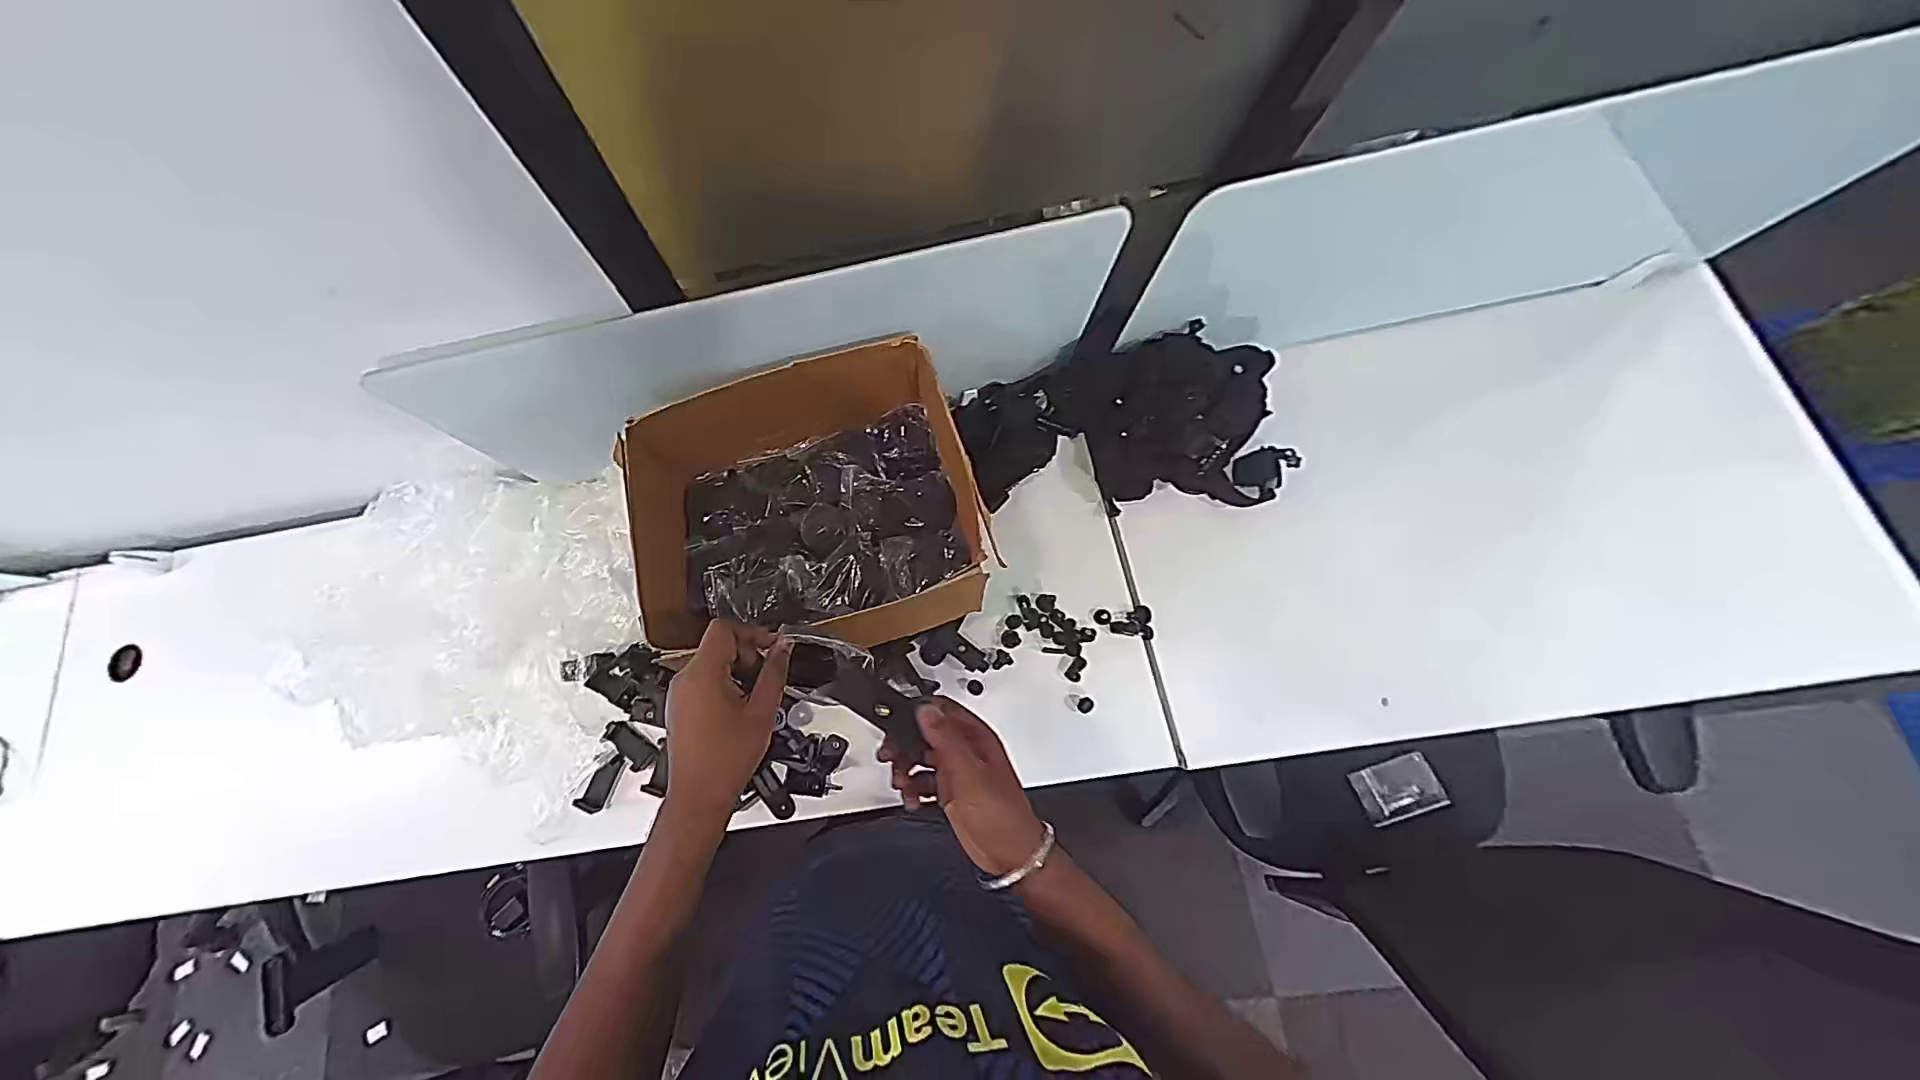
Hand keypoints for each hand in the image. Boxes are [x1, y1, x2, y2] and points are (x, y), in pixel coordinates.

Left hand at [663, 620, 790, 818]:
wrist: (699, 795)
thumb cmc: (724, 762)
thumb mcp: (762, 710)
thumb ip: (775, 672)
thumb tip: (783, 648)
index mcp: (702, 675)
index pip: (724, 629)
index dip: (753, 633)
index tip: (772, 646)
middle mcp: (685, 680)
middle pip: (719, 645)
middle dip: (749, 655)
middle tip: (768, 674)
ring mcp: (680, 694)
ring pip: (713, 663)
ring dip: (739, 671)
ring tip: (756, 697)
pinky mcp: (681, 706)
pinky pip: (705, 681)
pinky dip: (726, 684)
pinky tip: (742, 708)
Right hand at [879, 698, 1047, 876]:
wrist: (1009, 854)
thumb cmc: (1002, 815)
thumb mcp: (969, 773)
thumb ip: (946, 740)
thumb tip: (926, 711)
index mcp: (976, 737)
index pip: (942, 711)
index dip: (918, 714)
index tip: (898, 726)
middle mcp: (966, 751)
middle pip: (927, 734)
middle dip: (905, 745)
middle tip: (892, 757)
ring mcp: (958, 772)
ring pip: (922, 758)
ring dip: (906, 768)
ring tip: (902, 783)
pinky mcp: (950, 792)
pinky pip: (924, 782)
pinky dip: (913, 788)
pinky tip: (912, 798)